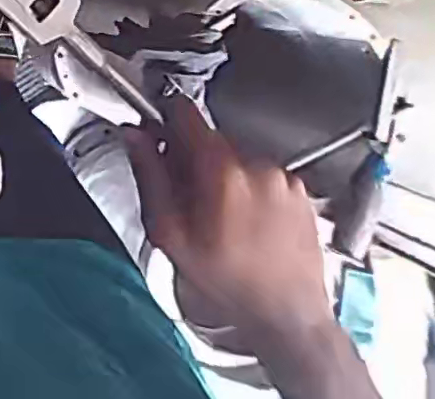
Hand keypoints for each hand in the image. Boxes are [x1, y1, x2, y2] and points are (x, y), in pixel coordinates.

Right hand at [124, 97, 332, 351]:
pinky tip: (245, 218)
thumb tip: (134, 134)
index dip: (164, 120)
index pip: (185, 113)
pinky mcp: (300, 191)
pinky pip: (260, 171)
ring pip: (234, 153)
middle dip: (191, 155)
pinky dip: (248, 184)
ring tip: (219, 212)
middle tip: (186, 193)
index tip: (158, 136)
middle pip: (208, 136)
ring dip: (220, 170)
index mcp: (221, 169)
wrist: (289, 321)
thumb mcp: (170, 232)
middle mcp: (257, 165)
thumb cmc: (227, 281)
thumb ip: (149, 174)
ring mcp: (283, 178)